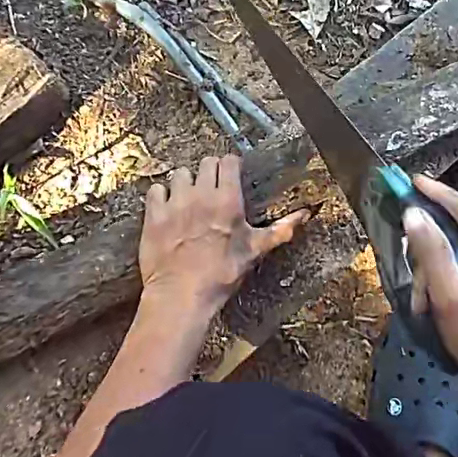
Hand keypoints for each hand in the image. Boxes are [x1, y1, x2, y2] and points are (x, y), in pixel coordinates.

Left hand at [138, 155, 308, 326]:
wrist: (181, 295)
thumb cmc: (220, 274)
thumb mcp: (254, 251)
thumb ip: (280, 230)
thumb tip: (303, 216)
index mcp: (227, 200)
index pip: (229, 161)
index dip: (232, 166)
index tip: (233, 174)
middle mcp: (200, 194)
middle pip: (205, 162)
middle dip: (211, 171)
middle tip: (213, 188)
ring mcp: (175, 202)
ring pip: (179, 173)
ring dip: (186, 182)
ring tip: (189, 198)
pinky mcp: (153, 214)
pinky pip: (156, 190)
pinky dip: (162, 196)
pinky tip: (167, 208)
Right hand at [403, 175, 457, 399]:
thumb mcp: (450, 297)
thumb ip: (431, 253)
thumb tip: (413, 214)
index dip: (438, 194)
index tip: (412, 182)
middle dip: (431, 239)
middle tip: (407, 252)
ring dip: (435, 264)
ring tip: (420, 295)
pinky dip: (445, 273)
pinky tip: (431, 297)